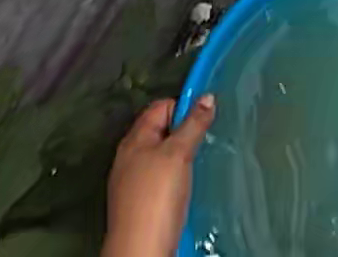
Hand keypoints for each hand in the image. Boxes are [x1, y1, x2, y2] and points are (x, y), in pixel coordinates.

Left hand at [101, 95, 215, 256]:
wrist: (140, 254)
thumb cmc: (157, 197)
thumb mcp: (179, 154)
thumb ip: (193, 124)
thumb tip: (207, 96)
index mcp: (135, 139)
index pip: (161, 106)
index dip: (183, 108)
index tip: (202, 122)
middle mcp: (129, 156)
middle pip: (161, 131)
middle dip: (183, 133)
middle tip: (203, 142)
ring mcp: (132, 182)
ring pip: (161, 156)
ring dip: (180, 157)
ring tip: (197, 165)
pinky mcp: (138, 204)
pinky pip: (160, 179)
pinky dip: (174, 178)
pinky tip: (185, 189)